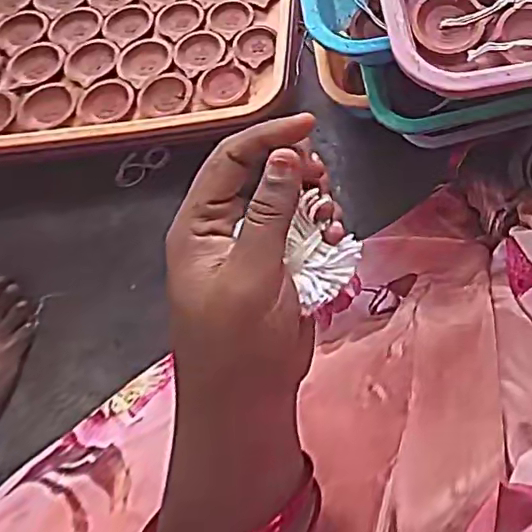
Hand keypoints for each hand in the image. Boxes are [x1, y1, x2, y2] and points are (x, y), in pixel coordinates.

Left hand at [164, 113, 342, 398]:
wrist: (248, 407)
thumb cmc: (238, 345)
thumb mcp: (254, 273)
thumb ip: (271, 210)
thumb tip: (287, 154)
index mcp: (200, 224)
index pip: (230, 159)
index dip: (268, 135)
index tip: (307, 124)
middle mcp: (223, 226)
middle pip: (261, 172)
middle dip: (296, 169)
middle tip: (322, 179)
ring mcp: (252, 244)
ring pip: (287, 196)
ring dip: (313, 199)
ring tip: (328, 218)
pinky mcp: (278, 260)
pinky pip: (302, 225)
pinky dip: (321, 224)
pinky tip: (332, 238)